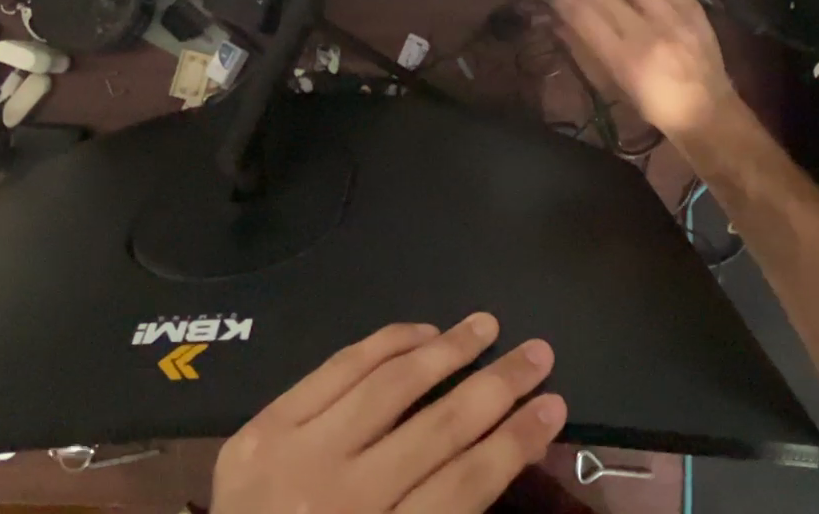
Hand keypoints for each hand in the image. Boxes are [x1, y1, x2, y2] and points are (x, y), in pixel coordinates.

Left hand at [211, 314, 566, 513]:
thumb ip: (441, 512)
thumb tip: (498, 449)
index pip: (466, 487)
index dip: (516, 442)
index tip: (554, 405)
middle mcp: (342, 501)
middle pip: (438, 430)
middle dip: (498, 386)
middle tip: (539, 352)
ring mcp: (297, 459)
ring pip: (390, 387)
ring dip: (447, 349)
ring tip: (487, 325)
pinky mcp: (263, 428)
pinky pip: (337, 369)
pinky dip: (385, 345)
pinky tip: (422, 332)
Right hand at [552, 0, 737, 137]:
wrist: (708, 109)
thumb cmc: (654, 106)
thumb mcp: (613, 86)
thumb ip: (585, 50)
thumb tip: (559, 21)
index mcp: (627, 59)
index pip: (583, 13)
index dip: (563, 0)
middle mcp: (650, 31)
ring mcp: (675, 14)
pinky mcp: (692, 4)